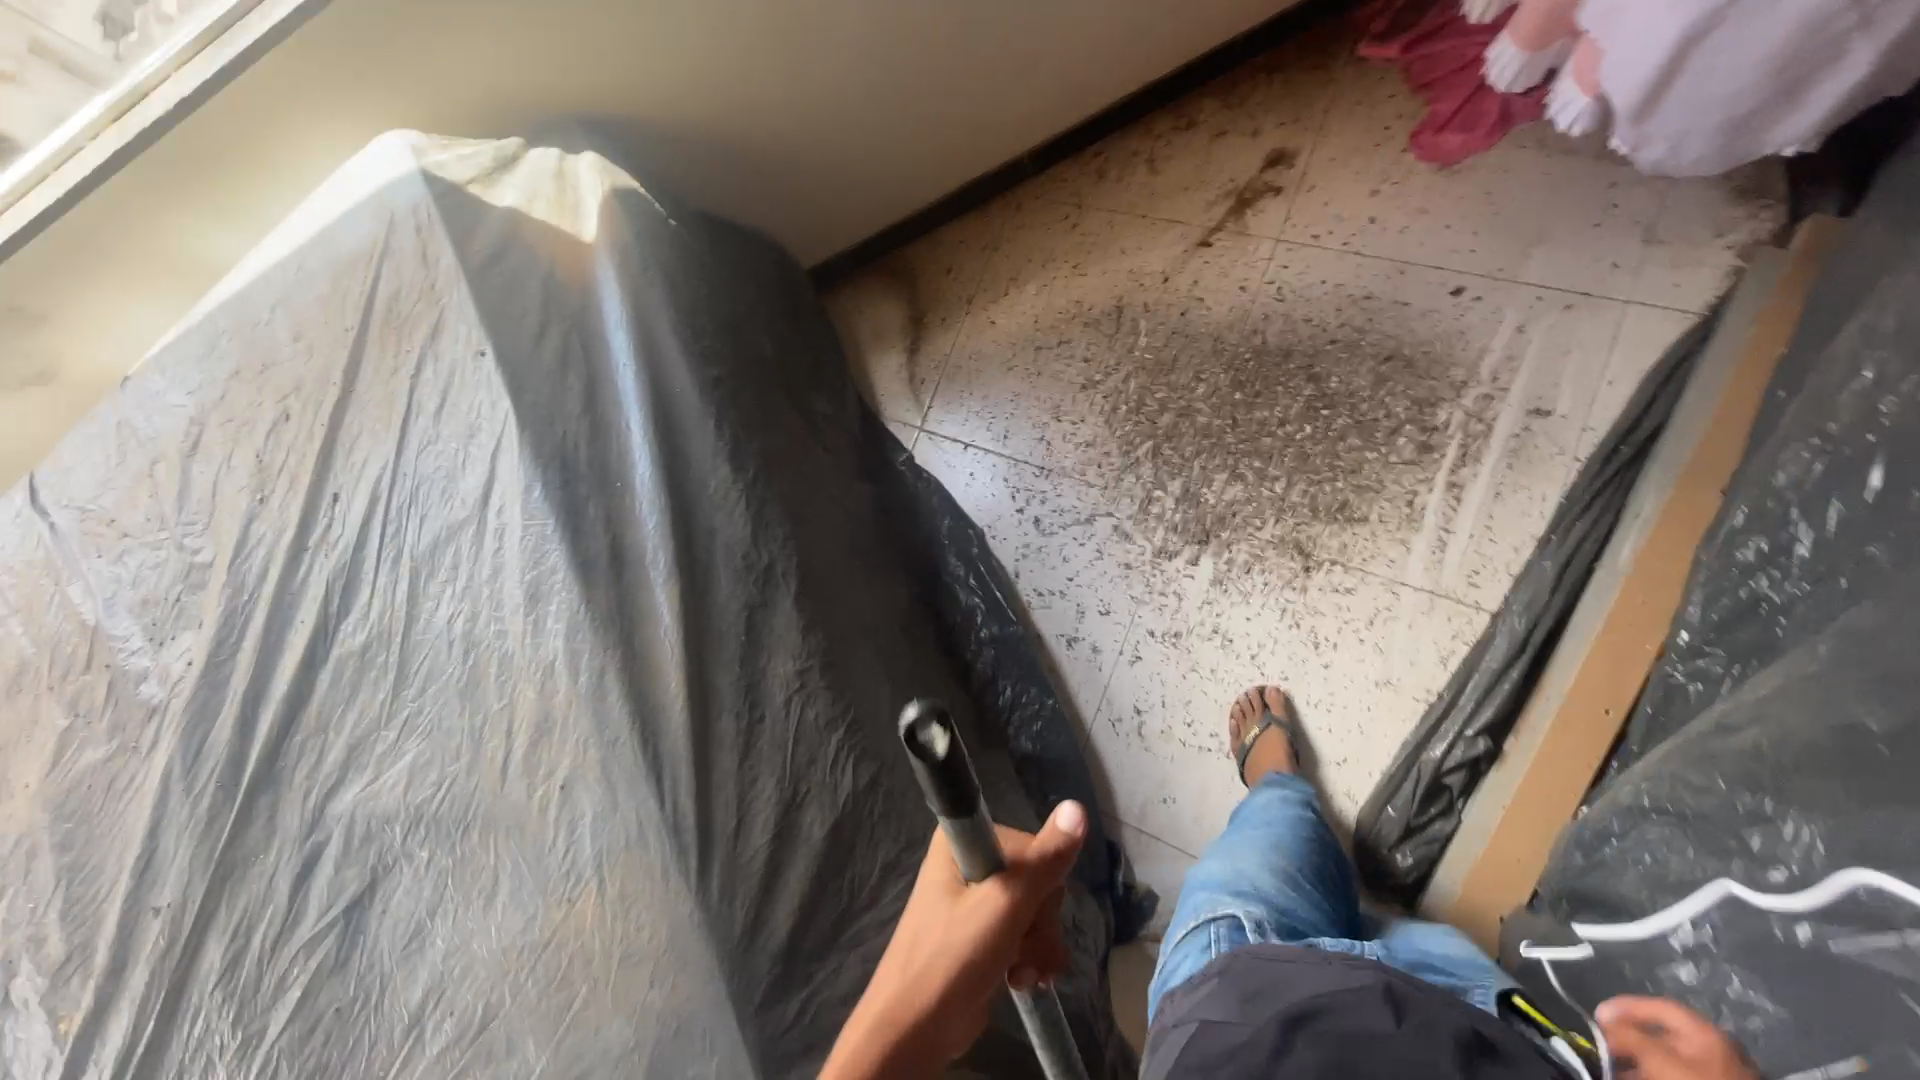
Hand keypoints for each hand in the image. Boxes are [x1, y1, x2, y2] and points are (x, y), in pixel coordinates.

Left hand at [821, 800, 1086, 1079]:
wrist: (915, 1029)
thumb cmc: (952, 958)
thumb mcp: (1005, 904)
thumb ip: (1045, 860)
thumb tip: (1077, 808)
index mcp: (964, 841)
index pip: (1032, 845)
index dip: (1040, 881)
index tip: (1029, 906)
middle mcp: (970, 862)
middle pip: (1038, 881)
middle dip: (1040, 922)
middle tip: (1022, 945)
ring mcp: (976, 901)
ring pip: (1037, 912)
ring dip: (1038, 945)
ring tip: (1021, 971)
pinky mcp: (984, 935)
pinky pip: (1026, 934)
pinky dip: (1031, 957)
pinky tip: (1021, 979)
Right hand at [1598, 996, 1758, 1079]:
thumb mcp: (1660, 1059)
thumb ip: (1629, 1035)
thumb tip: (1604, 1018)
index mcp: (1705, 1032)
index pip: (1660, 1006)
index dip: (1626, 1006)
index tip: (1599, 1015)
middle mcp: (1713, 1048)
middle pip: (1662, 1034)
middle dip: (1628, 1037)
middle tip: (1602, 1043)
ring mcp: (1715, 1073)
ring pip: (1667, 1058)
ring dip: (1637, 1060)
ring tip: (1612, 1066)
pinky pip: (1675, 1074)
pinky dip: (1651, 1074)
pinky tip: (1632, 1076)